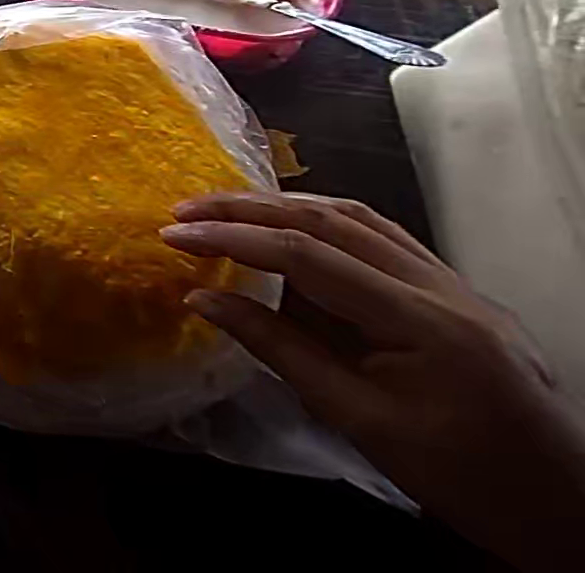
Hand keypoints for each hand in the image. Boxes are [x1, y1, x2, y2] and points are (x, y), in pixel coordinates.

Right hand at [162, 193, 584, 571]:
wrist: (570, 511)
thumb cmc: (460, 473)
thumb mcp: (357, 417)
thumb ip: (277, 347)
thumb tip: (201, 300)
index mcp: (424, 323)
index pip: (306, 256)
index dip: (230, 238)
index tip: (171, 236)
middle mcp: (444, 289)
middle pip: (329, 221)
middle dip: (246, 209)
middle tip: (184, 211)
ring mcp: (455, 286)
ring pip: (356, 218)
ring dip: (280, 205)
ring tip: (222, 209)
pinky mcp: (453, 292)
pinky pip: (377, 234)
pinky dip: (317, 218)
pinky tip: (284, 224)